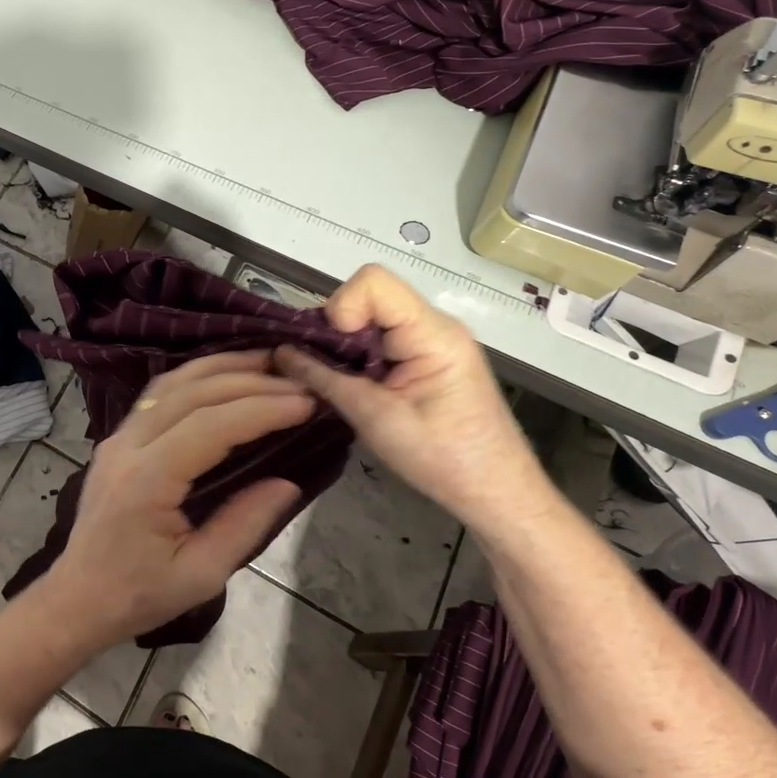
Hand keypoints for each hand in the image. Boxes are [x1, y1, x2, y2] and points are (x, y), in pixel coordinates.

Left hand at [39, 351, 311, 643]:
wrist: (80, 595)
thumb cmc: (140, 593)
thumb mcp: (201, 574)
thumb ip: (243, 524)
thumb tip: (288, 481)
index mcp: (146, 480)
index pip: (208, 426)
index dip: (259, 409)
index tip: (305, 401)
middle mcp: (126, 446)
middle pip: (187, 395)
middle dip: (245, 380)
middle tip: (296, 377)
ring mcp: (117, 438)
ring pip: (167, 385)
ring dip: (217, 368)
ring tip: (265, 360)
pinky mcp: (117, 440)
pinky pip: (155, 396)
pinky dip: (193, 379)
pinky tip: (222, 377)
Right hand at [274, 264, 545, 530]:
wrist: (498, 496)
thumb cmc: (443, 458)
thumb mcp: (373, 417)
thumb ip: (323, 378)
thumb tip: (278, 352)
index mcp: (432, 333)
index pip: (372, 281)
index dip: (342, 306)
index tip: (336, 349)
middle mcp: (434, 326)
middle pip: (367, 296)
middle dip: (335, 327)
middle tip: (323, 370)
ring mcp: (432, 340)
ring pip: (370, 316)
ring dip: (343, 344)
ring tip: (336, 381)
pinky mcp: (427, 357)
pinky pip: (380, 337)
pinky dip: (357, 355)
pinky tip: (354, 386)